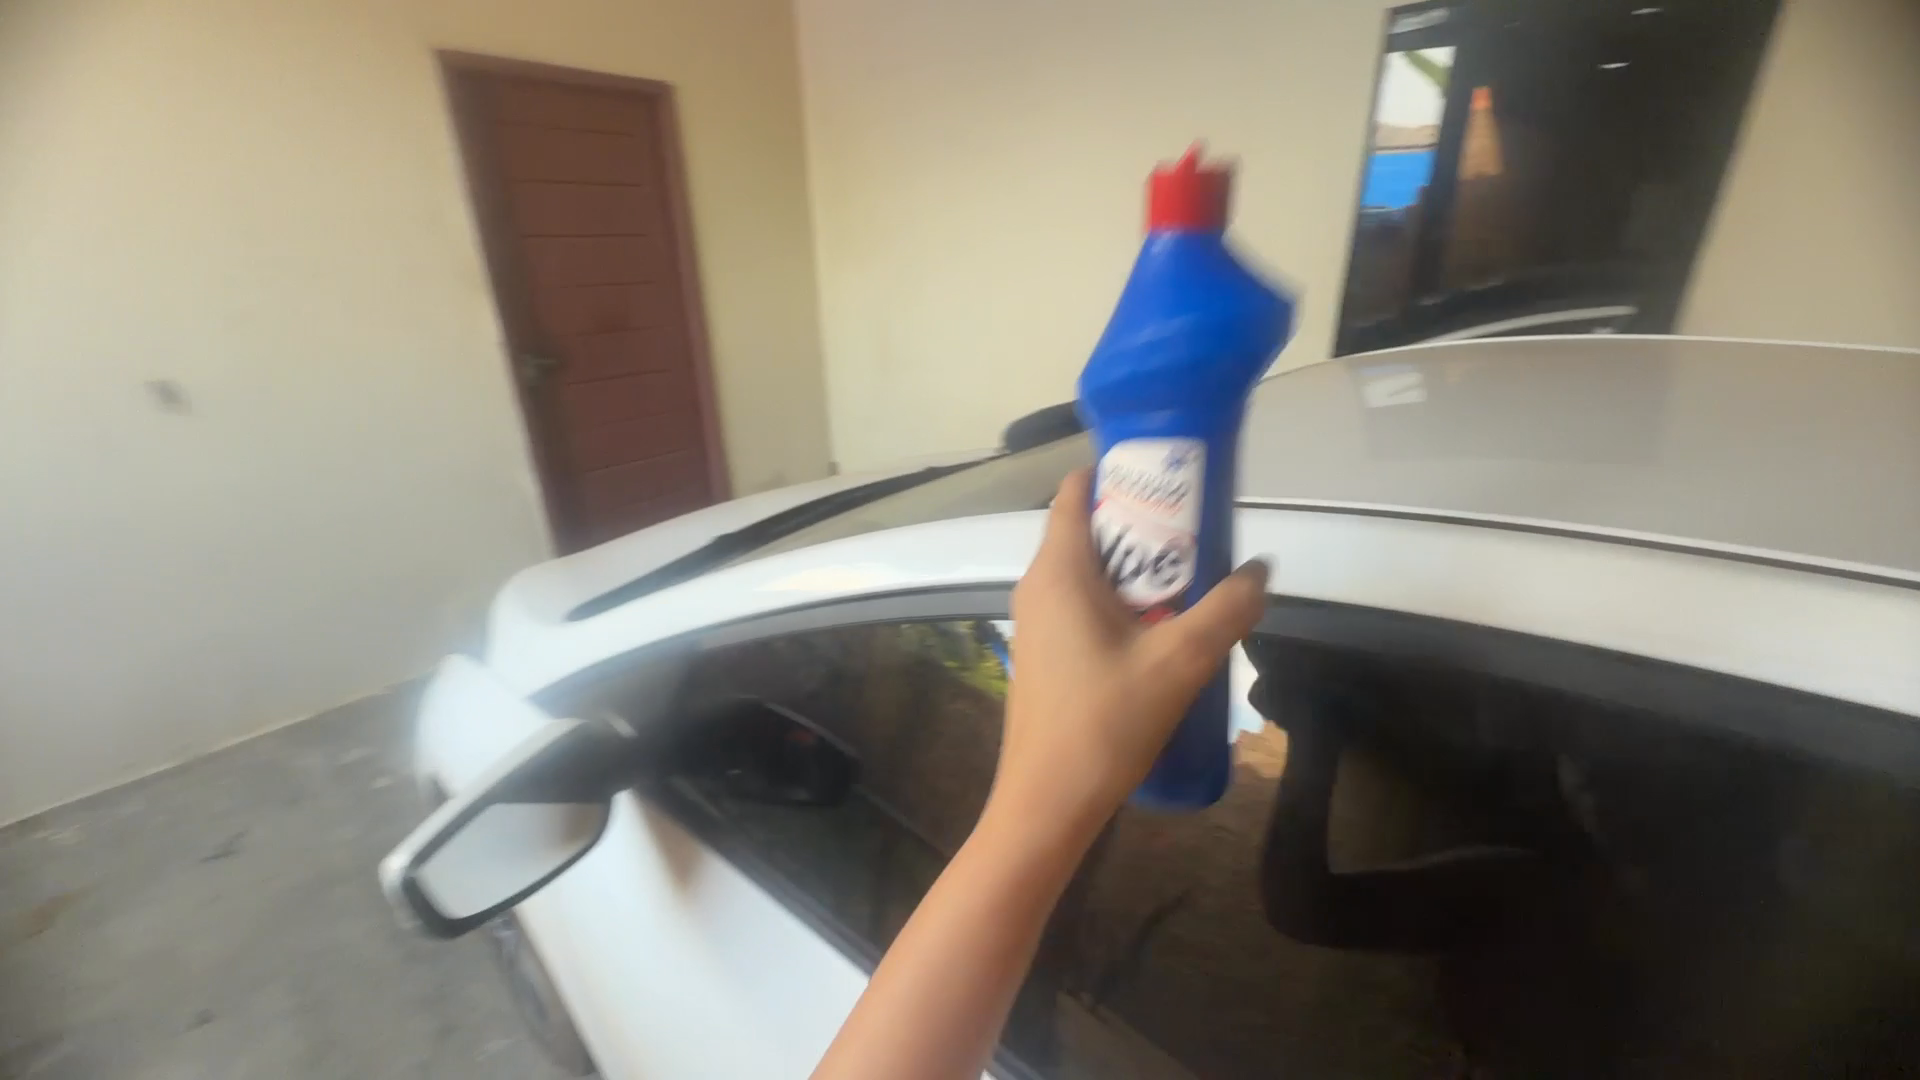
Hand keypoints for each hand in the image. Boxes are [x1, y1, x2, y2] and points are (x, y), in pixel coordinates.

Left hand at [989, 468, 1269, 840]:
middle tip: (1196, 533)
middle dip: (1139, 523)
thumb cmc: (1106, 722)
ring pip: (1084, 571)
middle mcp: (1037, 585)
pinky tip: (1156, 629)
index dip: (1117, 474)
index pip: (1075, 491)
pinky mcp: (1042, 652)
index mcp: (1058, 570)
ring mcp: (1034, 621)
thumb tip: (1260, 572)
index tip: (1167, 479)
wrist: (1048, 800)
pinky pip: (1079, 604)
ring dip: (1132, 567)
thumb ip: (1226, 610)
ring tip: (1187, 580)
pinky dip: (1116, 599)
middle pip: (1085, 529)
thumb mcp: (1179, 662)